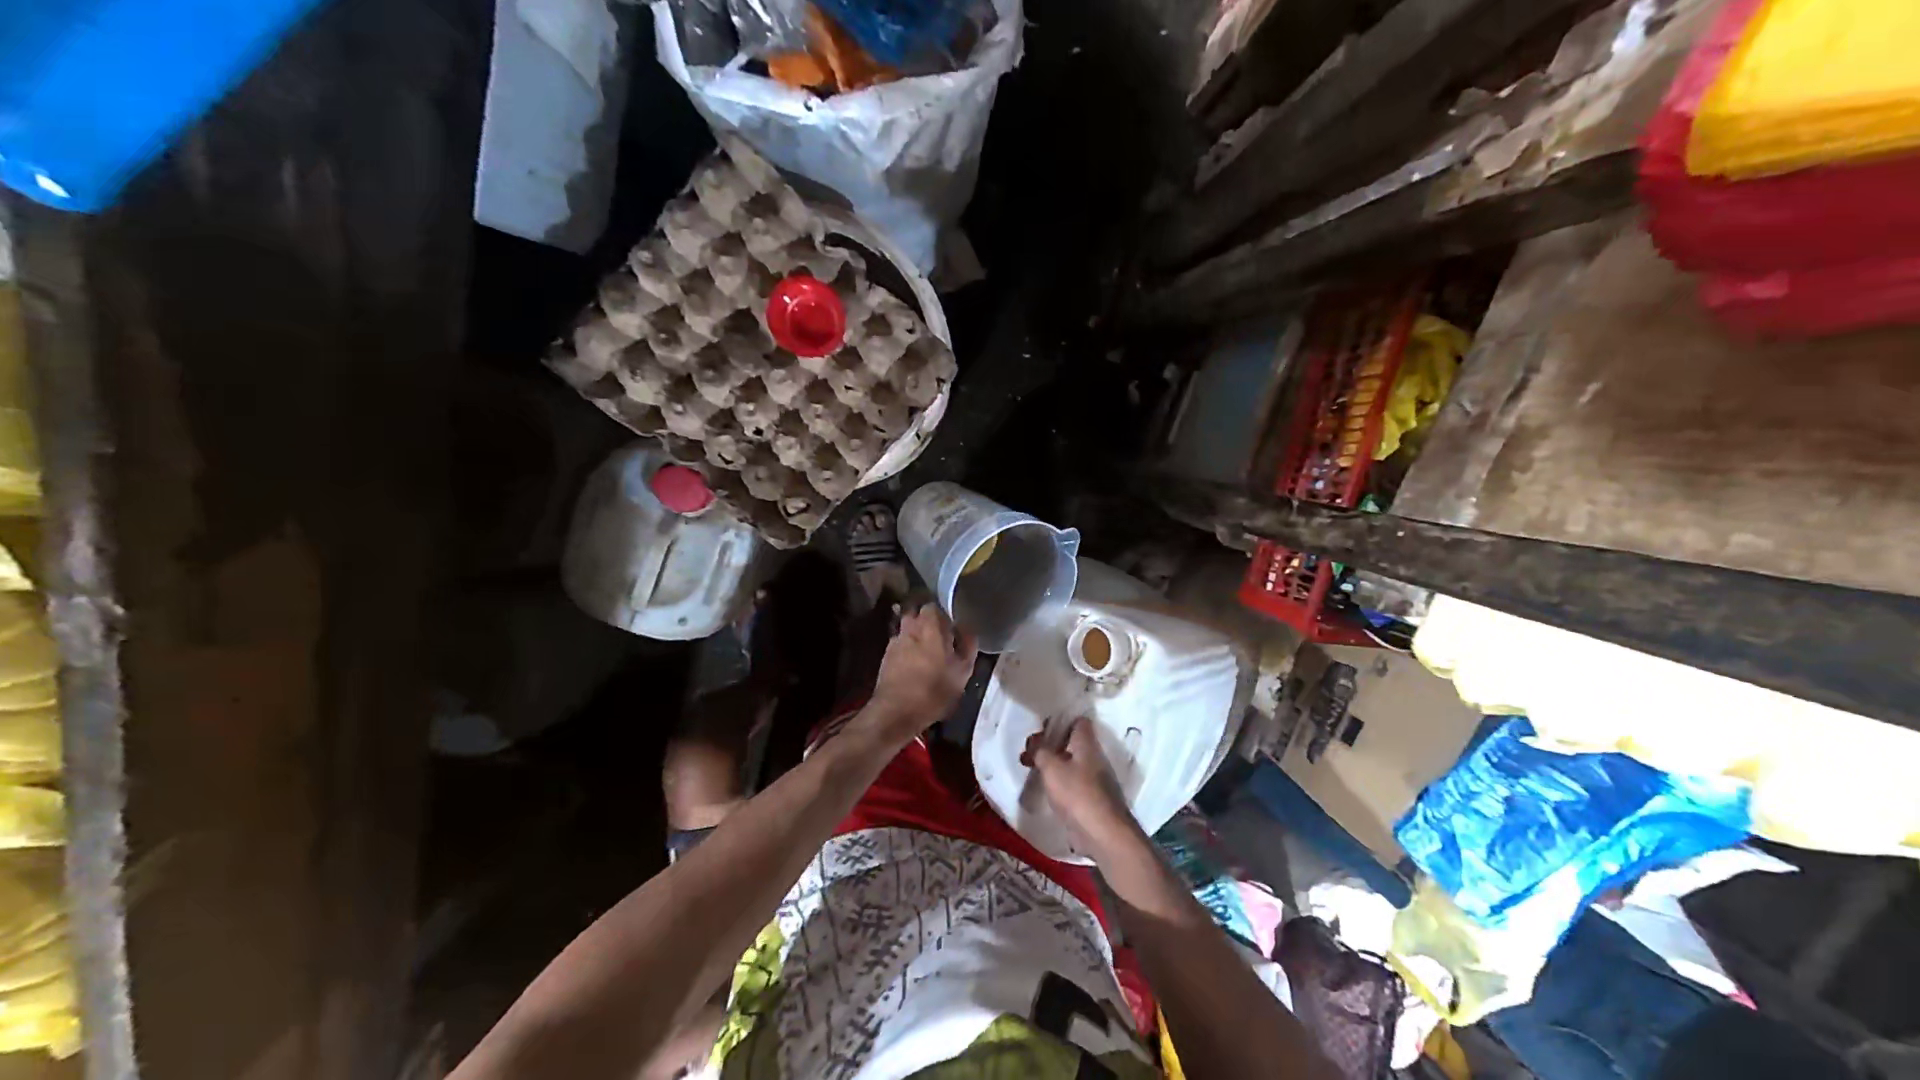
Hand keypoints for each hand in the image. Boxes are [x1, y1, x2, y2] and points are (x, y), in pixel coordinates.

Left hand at [859, 604, 977, 744]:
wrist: (896, 711)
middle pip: (915, 613)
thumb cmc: (934, 690)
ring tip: (925, 648)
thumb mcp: (962, 672)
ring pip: (905, 628)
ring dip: (914, 633)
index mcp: (929, 627)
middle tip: (938, 634)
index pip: (933, 606)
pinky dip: (905, 647)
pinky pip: (898, 643)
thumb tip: (967, 629)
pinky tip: (912, 661)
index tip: (950, 625)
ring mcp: (894, 642)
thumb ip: (968, 646)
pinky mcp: (885, 657)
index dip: (942, 614)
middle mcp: (909, 628)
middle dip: (925, 620)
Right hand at [1022, 717, 1139, 858]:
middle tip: (1029, 753)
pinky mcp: (1092, 799)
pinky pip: (1072, 783)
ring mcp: (1095, 780)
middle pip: (1071, 743)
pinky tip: (1044, 790)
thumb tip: (1036, 744)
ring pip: (1071, 764)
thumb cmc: (1077, 793)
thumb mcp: (1052, 767)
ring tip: (1031, 771)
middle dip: (1050, 746)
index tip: (1040, 729)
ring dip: (1052, 766)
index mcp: (1087, 744)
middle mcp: (1094, 758)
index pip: (1078, 721)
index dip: (1059, 721)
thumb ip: (1041, 751)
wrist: (1102, 833)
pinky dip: (1058, 783)